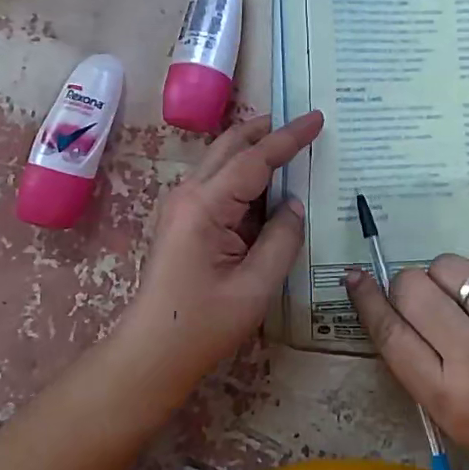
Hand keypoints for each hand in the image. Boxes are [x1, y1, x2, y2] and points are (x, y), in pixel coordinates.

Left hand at [118, 111, 323, 387]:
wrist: (152, 352)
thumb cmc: (204, 324)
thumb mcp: (256, 286)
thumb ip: (282, 239)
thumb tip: (293, 204)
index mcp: (205, 206)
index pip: (254, 159)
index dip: (288, 137)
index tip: (316, 117)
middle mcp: (189, 194)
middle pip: (231, 146)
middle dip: (266, 130)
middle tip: (301, 121)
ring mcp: (183, 205)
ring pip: (223, 161)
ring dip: (255, 149)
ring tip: (291, 145)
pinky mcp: (184, 219)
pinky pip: (220, 183)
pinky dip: (247, 174)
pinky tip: (268, 185)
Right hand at [345, 250, 468, 469]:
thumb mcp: (466, 428)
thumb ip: (425, 371)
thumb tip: (392, 311)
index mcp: (451, 399)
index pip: (390, 333)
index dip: (366, 300)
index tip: (354, 277)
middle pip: (412, 288)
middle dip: (408, 288)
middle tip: (429, 302)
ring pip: (447, 266)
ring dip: (447, 278)